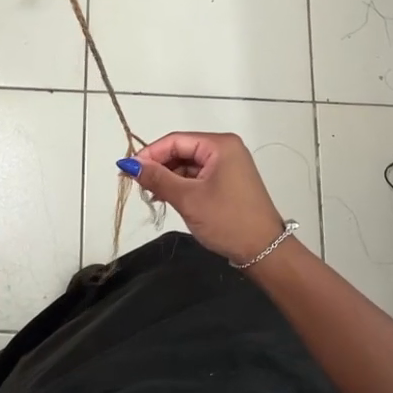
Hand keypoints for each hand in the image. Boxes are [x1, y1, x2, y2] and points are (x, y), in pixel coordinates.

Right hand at [129, 132, 287, 263]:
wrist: (265, 251)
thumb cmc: (227, 220)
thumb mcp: (188, 199)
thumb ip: (157, 178)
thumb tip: (127, 164)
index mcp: (219, 145)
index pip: (175, 141)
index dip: (149, 154)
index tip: (127, 170)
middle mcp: (225, 149)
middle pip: (181, 151)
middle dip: (159, 167)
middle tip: (137, 185)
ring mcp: (228, 166)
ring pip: (188, 165)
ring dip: (168, 178)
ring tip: (151, 195)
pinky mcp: (228, 181)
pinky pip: (198, 176)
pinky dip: (181, 186)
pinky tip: (168, 198)